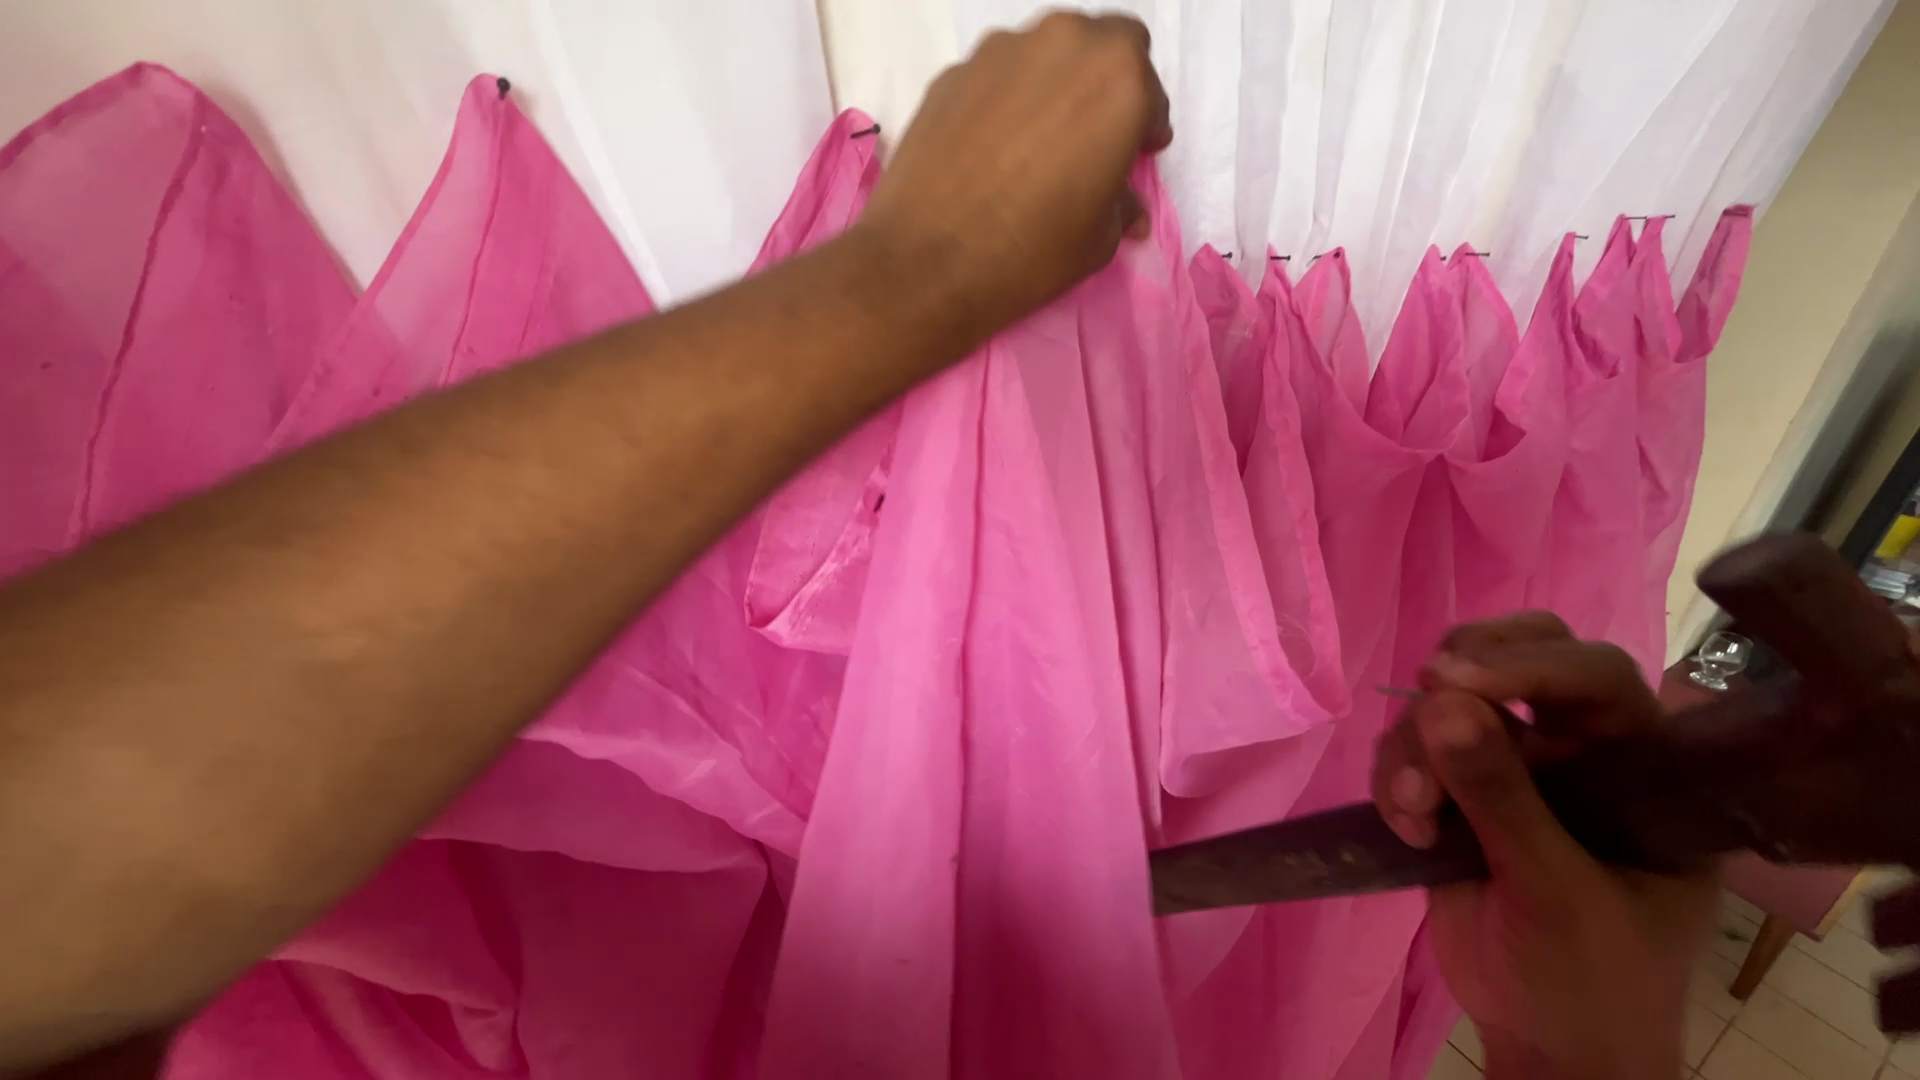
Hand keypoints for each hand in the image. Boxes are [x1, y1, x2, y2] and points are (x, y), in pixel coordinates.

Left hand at [858, 11, 1171, 341]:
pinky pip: (996, 79)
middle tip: (1094, 140)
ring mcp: (1000, 52)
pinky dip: (1005, 103)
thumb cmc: (1029, 255)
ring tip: (1040, 144)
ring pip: (1046, 55)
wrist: (926, 263)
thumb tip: (1128, 207)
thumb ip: (1121, 207)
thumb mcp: (1097, 242)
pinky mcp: (953, 73)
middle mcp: (1064, 44)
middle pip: (1101, 48)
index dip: (1144, 127)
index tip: (1135, 153)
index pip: (1150, 90)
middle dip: (1105, 89)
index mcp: (1119, 79)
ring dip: (1054, 88)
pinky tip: (993, 150)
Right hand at [1371, 615, 1719, 1079]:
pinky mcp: (1453, 788)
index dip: (1529, 664)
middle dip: (1464, 666)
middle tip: (1427, 689)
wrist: (1541, 1038)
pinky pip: (1406, 747)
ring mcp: (1510, 766)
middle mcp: (1575, 751)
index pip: (1595, 677)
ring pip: (1442, 704)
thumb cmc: (1588, 978)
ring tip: (1413, 817)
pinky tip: (1406, 828)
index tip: (1450, 681)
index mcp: (1640, 769)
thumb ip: (1501, 797)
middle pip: (1519, 655)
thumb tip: (1441, 702)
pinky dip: (1392, 777)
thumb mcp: (1554, 890)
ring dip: (1413, 751)